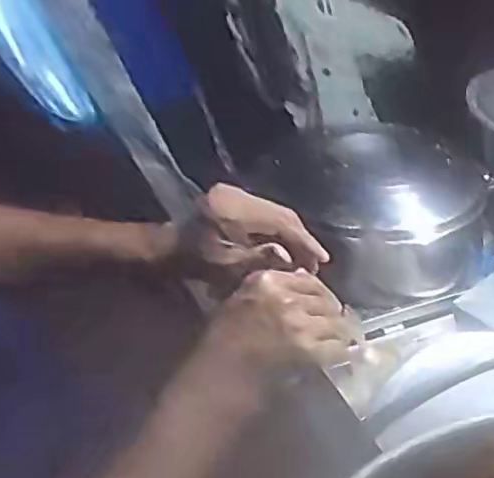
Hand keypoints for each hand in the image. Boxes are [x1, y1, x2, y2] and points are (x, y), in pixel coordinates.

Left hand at [173, 183, 329, 286]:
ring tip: (305, 259)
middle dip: (304, 240)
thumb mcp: (231, 267)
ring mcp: (233, 194)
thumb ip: (262, 259)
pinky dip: (283, 232)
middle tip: (316, 263)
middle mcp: (233, 195)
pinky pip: (269, 214)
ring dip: (296, 237)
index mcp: (231, 209)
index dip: (306, 241)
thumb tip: (289, 257)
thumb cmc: (199, 262)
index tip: (323, 260)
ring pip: (279, 214)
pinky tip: (291, 249)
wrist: (170, 248)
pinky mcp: (234, 198)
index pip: (281, 221)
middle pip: (283, 215)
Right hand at [179, 268, 357, 409]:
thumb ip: (278, 287)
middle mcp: (286, 300)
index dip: (324, 295)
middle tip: (333, 328)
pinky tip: (334, 355)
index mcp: (267, 282)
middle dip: (334, 316)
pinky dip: (340, 352)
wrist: (226, 366)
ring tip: (334, 341)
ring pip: (338, 325)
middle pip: (329, 304)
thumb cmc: (229, 333)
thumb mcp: (246, 297)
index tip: (326, 306)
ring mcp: (300, 325)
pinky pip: (339, 347)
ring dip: (339, 335)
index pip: (312, 282)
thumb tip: (306, 276)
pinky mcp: (310, 349)